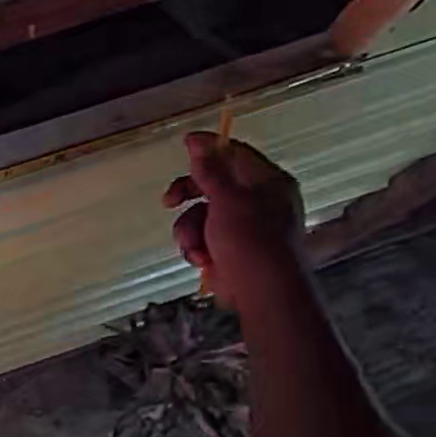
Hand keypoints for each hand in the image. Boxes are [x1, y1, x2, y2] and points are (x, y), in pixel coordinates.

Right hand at [162, 131, 306, 310]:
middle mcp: (257, 201)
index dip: (209, 148)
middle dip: (188, 195)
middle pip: (212, 185)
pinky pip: (202, 238)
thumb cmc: (251, 241)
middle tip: (168, 202)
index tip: (184, 144)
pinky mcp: (229, 249)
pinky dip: (197, 247)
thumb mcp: (228, 201)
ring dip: (189, 231)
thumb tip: (198, 144)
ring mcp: (242, 227)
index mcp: (267, 182)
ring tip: (194, 247)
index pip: (235, 154)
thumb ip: (210, 172)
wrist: (261, 292)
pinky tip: (201, 260)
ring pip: (200, 216)